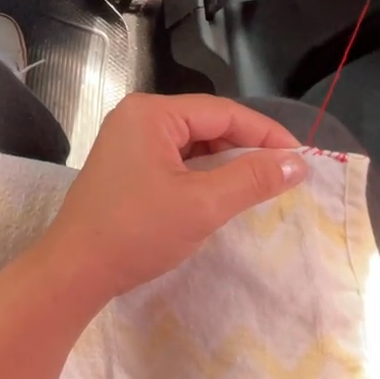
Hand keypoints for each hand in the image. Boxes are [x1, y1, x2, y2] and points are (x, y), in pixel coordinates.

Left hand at [37, 93, 305, 303]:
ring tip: (262, 186)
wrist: (76, 267)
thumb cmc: (137, 230)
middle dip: (246, 147)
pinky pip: (174, 158)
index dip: (265, 133)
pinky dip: (202, 173)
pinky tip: (224, 192)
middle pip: (206, 123)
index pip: (221, 111)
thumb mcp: (202, 204)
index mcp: (150, 113)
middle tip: (286, 175)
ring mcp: (127, 140)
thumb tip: (297, 161)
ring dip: (225, 162)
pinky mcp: (125, 164)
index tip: (303, 159)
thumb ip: (251, 179)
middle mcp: (136, 116)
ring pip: (192, 142)